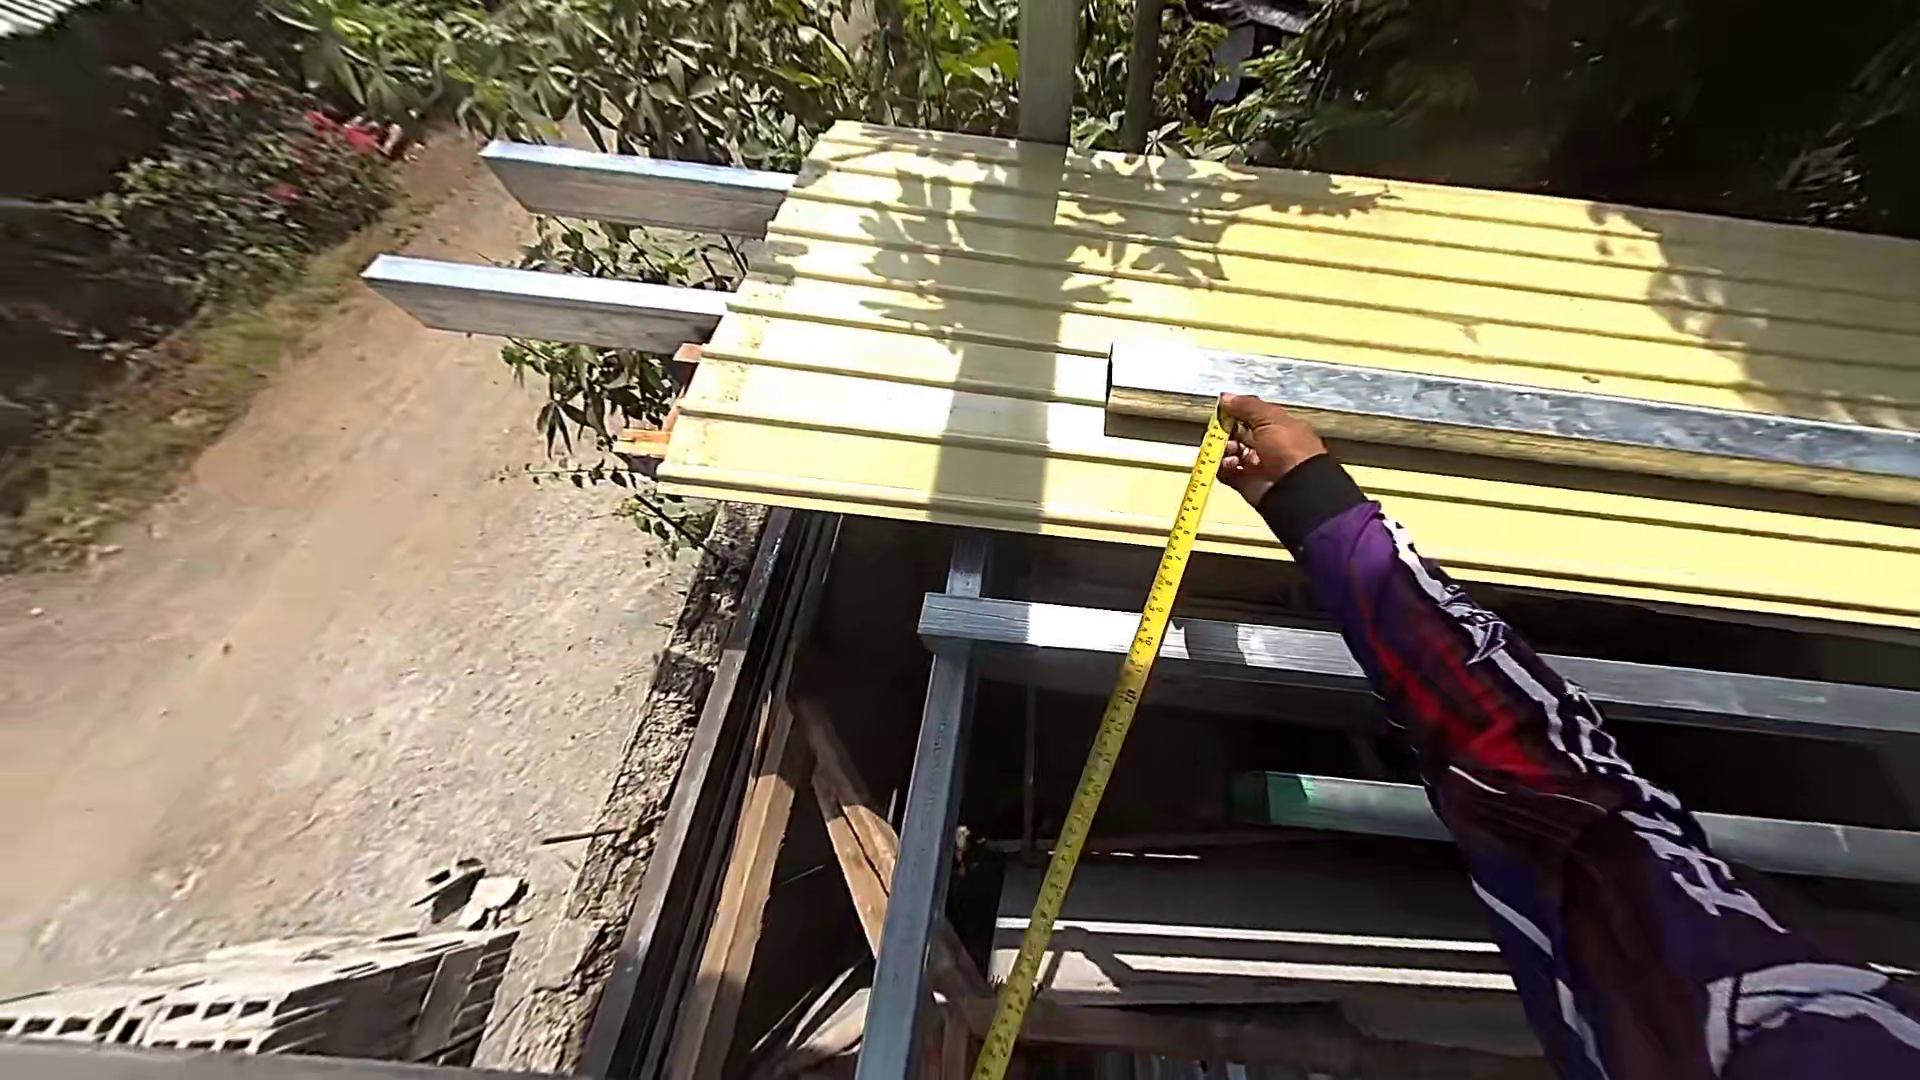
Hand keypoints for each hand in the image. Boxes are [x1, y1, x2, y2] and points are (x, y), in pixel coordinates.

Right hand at [1217, 393, 1326, 504]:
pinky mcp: (1244, 482)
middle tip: (1219, 432)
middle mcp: (1265, 445)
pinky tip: (1228, 464)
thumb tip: (1224, 397)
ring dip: (1223, 450)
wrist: (1293, 487)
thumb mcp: (1270, 419)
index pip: (1250, 417)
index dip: (1235, 413)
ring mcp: (1254, 465)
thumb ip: (1246, 406)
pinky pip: (1225, 472)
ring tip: (1227, 451)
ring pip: (1229, 453)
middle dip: (1225, 432)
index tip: (1222, 411)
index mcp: (1276, 428)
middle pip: (1236, 435)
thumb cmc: (1287, 448)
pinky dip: (1222, 468)